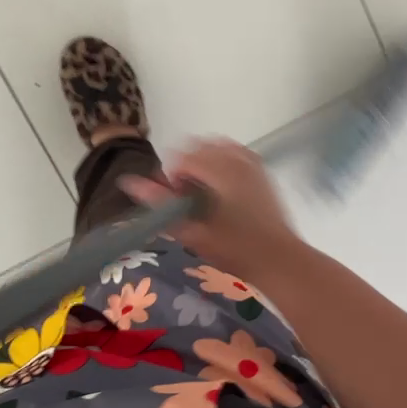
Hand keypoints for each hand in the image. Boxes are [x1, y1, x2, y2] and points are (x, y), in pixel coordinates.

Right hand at [121, 137, 304, 278]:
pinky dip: (222, 162)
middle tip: (188, 198)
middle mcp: (236, 159)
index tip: (176, 201)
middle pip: (198, 147)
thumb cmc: (233, 250)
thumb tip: (128, 181)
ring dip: (203, 162)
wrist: (279, 260)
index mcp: (219, 169)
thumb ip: (159, 202)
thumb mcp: (192, 230)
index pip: (182, 157)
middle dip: (186, 167)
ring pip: (217, 147)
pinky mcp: (262, 171)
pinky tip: (222, 187)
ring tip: (204, 192)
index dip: (172, 177)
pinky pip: (235, 153)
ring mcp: (252, 163)